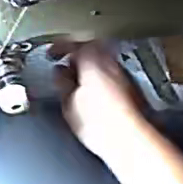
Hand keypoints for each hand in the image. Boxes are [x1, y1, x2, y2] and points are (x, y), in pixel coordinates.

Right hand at [52, 40, 148, 160]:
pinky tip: (90, 96)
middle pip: (89, 51)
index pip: (73, 44)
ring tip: (74, 83)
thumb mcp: (67, 102)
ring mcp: (122, 76)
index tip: (52, 53)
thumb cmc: (101, 123)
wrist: (128, 140)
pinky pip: (109, 78)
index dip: (59, 47)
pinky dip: (97, 81)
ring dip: (86, 70)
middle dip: (74, 59)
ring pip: (101, 64)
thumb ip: (61, 82)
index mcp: (92, 58)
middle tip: (62, 68)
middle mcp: (110, 63)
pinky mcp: (130, 90)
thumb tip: (59, 75)